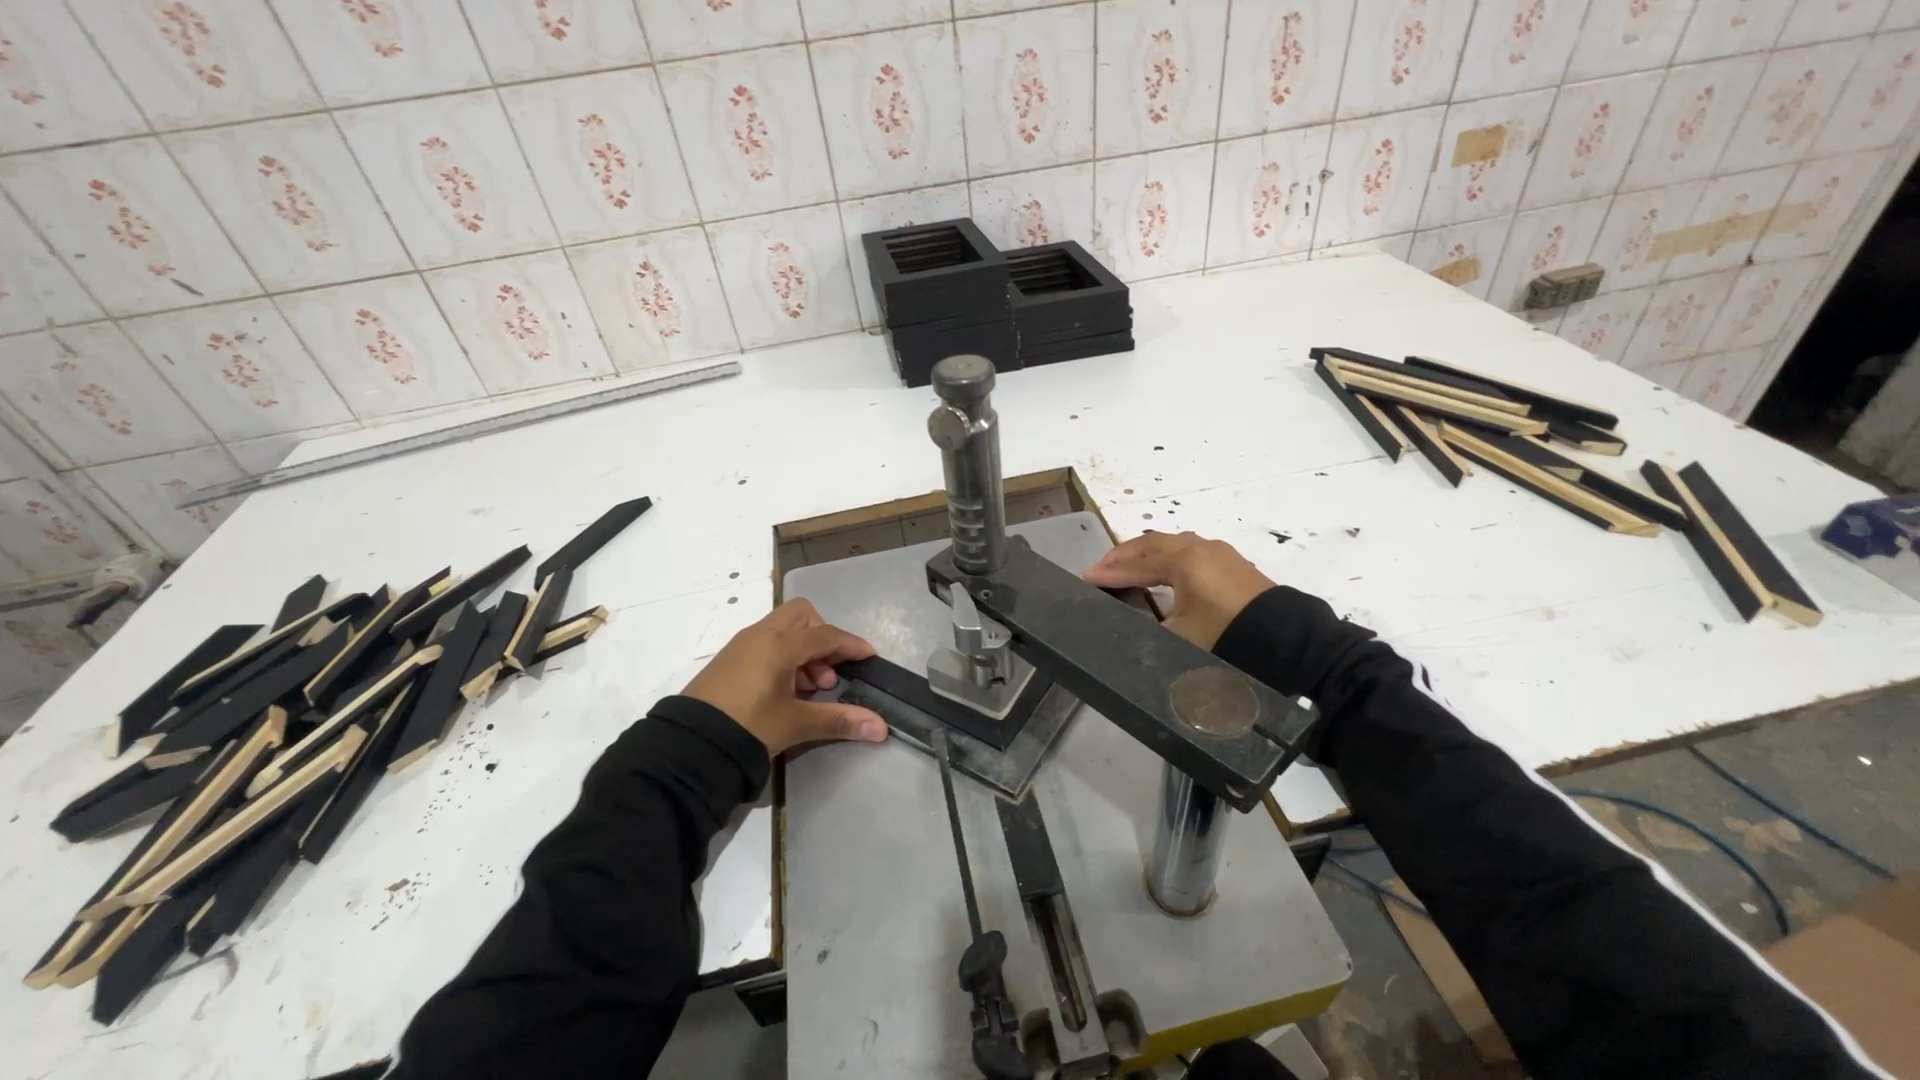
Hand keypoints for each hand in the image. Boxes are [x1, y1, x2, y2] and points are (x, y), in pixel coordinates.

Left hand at [684, 599, 888, 756]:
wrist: (689, 744)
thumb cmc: (748, 725)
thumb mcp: (796, 723)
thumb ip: (839, 720)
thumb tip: (881, 728)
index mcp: (780, 644)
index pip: (826, 635)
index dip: (851, 645)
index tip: (869, 657)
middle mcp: (761, 635)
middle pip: (802, 616)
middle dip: (822, 638)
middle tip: (828, 674)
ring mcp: (742, 645)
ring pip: (782, 631)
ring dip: (803, 651)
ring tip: (809, 689)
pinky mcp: (729, 660)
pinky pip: (766, 644)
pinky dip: (783, 658)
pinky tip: (784, 692)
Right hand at [1083, 531, 1274, 649]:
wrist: (1290, 643)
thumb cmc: (1228, 636)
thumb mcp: (1179, 638)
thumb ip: (1148, 629)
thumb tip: (1125, 630)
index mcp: (1184, 560)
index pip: (1136, 565)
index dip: (1109, 573)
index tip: (1085, 579)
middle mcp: (1200, 548)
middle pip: (1152, 545)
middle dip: (1124, 556)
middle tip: (1101, 569)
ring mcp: (1221, 554)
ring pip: (1173, 544)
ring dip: (1147, 554)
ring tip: (1129, 567)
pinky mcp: (1235, 566)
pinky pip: (1190, 552)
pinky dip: (1168, 558)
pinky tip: (1165, 572)